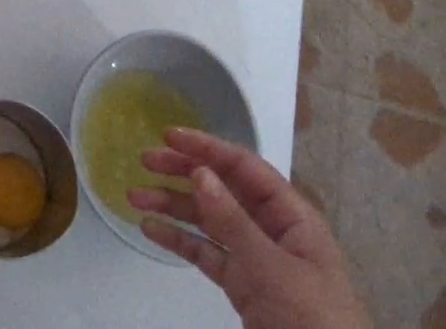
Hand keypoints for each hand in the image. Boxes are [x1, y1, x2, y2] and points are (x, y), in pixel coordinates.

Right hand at [127, 128, 369, 328]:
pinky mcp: (244, 286)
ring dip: (173, 206)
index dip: (208, 148)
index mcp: (292, 218)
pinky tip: (151, 229)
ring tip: (134, 197)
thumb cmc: (311, 320)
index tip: (168, 136)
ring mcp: (257, 260)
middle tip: (145, 161)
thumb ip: (232, 221)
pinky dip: (180, 240)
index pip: (245, 168)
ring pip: (209, 220)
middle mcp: (273, 231)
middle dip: (184, 172)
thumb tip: (199, 172)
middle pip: (224, 189)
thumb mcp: (271, 269)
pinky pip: (206, 252)